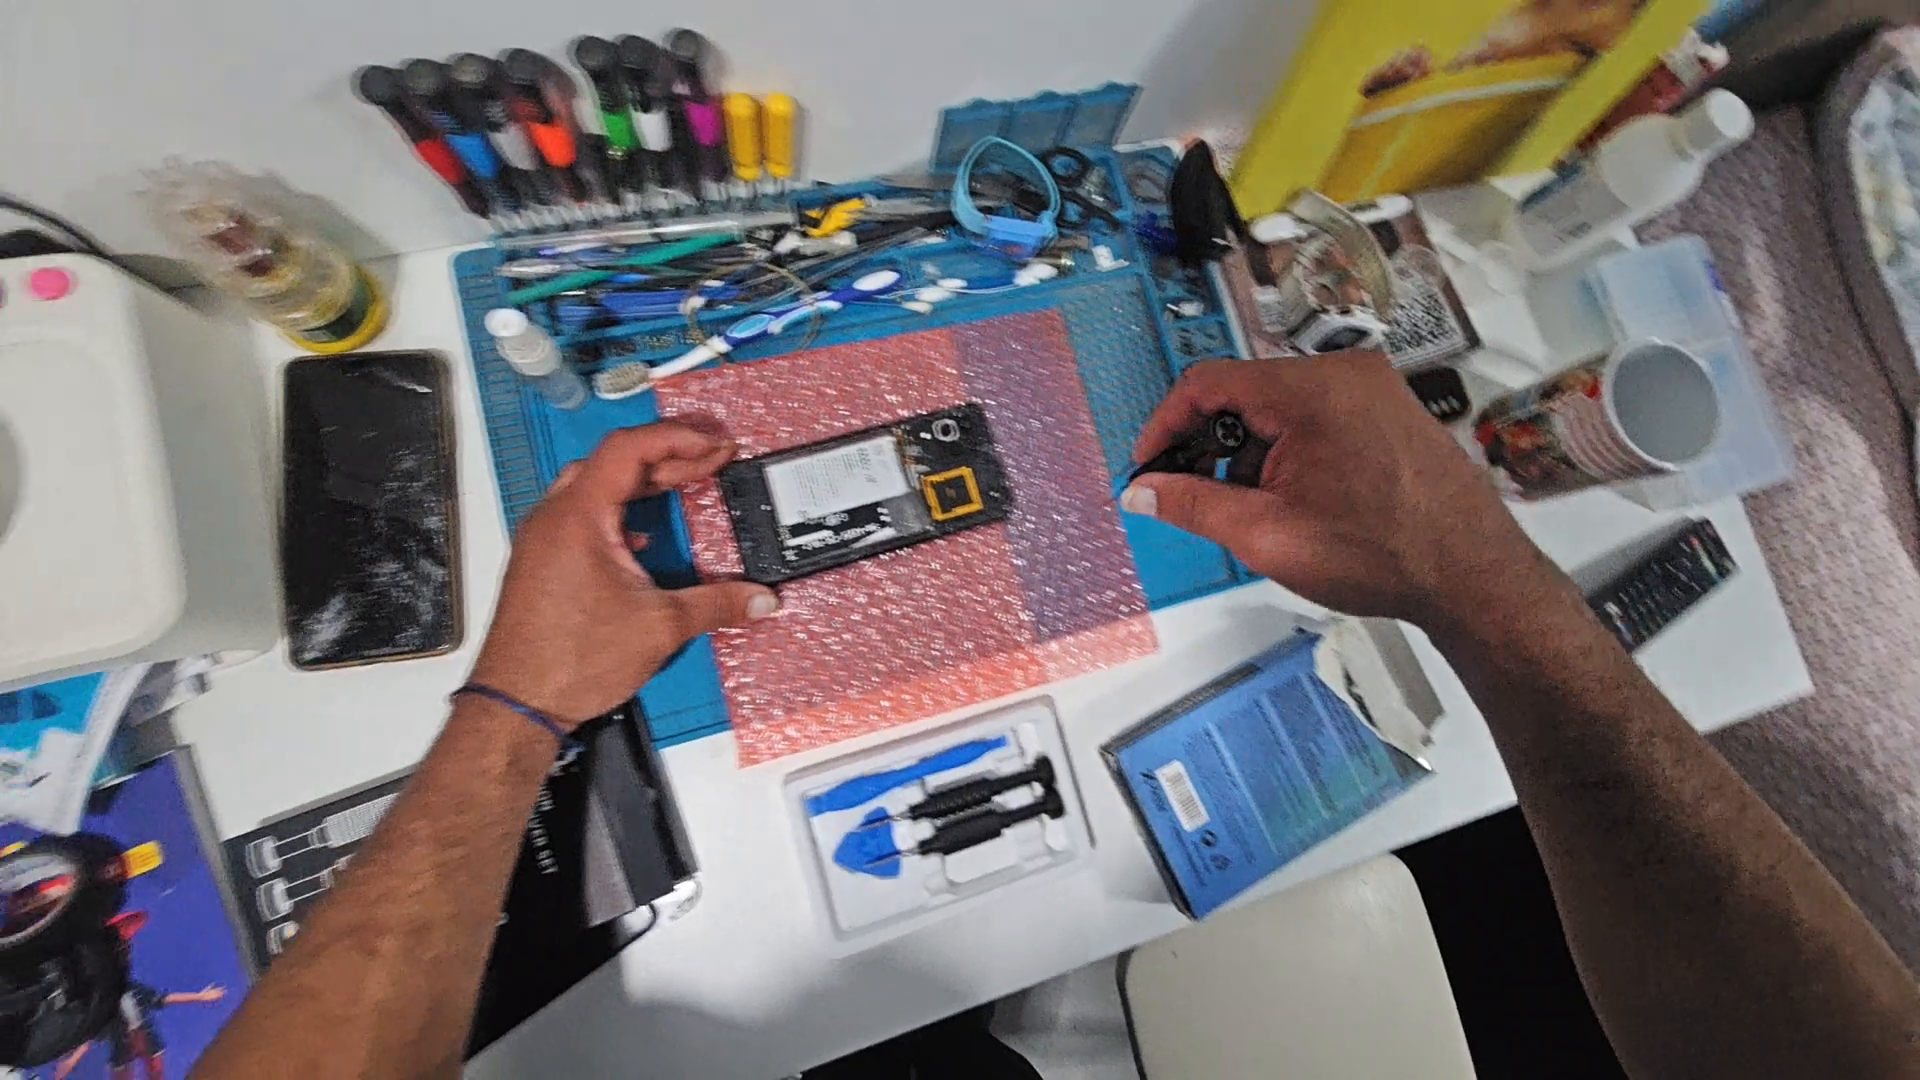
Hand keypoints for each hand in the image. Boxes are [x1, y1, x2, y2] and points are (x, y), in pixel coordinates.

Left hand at [469, 423, 778, 728]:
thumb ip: (718, 604)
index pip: (629, 449)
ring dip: (645, 479)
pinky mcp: (544, 560)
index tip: (716, 445)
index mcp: (580, 517)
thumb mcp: (661, 627)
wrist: (516, 704)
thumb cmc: (575, 660)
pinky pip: (585, 512)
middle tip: (715, 460)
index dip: (678, 439)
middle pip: (615, 461)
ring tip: (687, 482)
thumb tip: (764, 599)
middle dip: (671, 456)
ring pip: (597, 484)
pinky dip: (624, 508)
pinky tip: (648, 535)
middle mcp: (555, 517)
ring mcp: (544, 538)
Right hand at [1121, 354, 1559, 626]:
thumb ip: (1191, 504)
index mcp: (1309, 390)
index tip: (1147, 468)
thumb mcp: (1265, 533)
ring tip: (1253, 506)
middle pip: (1242, 391)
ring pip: (1275, 404)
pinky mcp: (1387, 406)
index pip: (1207, 382)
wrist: (1475, 578)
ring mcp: (1371, 386)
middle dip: (1207, 443)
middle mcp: (1342, 371)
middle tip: (1195, 493)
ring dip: (1247, 449)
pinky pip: (1312, 413)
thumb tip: (1136, 491)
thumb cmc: (1370, 555)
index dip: (1164, 424)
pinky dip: (1283, 447)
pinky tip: (1291, 494)